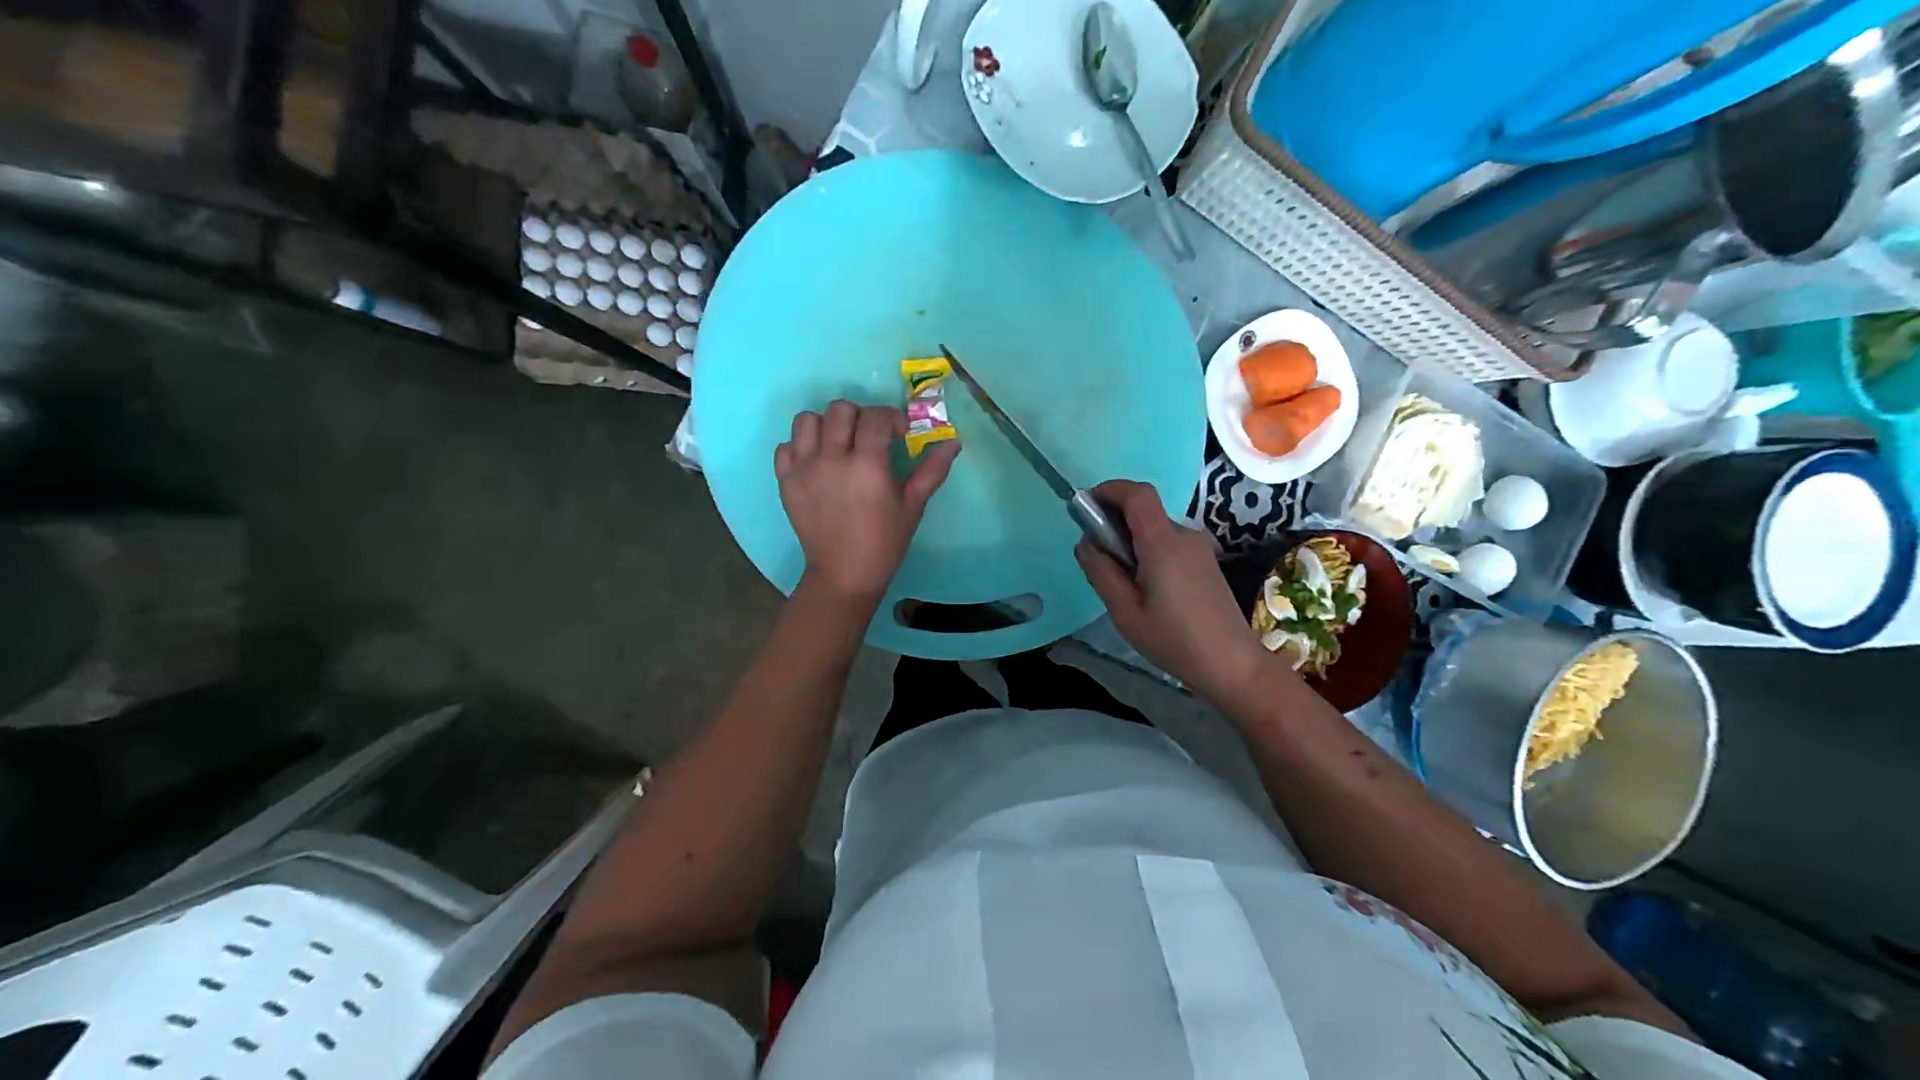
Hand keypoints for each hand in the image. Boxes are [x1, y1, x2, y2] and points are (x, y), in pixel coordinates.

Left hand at [776, 400, 960, 603]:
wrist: (844, 574)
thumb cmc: (884, 541)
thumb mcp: (912, 506)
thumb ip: (931, 471)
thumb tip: (953, 443)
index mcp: (866, 465)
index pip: (875, 416)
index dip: (891, 418)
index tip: (897, 435)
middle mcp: (831, 459)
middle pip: (839, 410)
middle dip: (859, 416)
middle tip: (867, 437)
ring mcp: (804, 469)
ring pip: (806, 420)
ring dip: (824, 425)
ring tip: (837, 444)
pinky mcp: (785, 482)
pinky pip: (785, 446)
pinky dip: (800, 447)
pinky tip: (816, 462)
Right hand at [1074, 479, 1269, 703]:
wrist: (1233, 665)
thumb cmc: (1174, 640)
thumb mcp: (1125, 612)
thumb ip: (1101, 573)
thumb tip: (1085, 543)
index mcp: (1163, 543)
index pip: (1137, 493)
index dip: (1109, 490)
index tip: (1086, 507)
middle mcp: (1184, 536)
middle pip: (1144, 512)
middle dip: (1115, 523)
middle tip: (1098, 559)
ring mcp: (1199, 548)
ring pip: (1155, 530)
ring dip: (1132, 541)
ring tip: (1121, 583)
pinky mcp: (1206, 562)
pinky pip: (1169, 544)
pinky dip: (1148, 552)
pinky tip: (1145, 589)